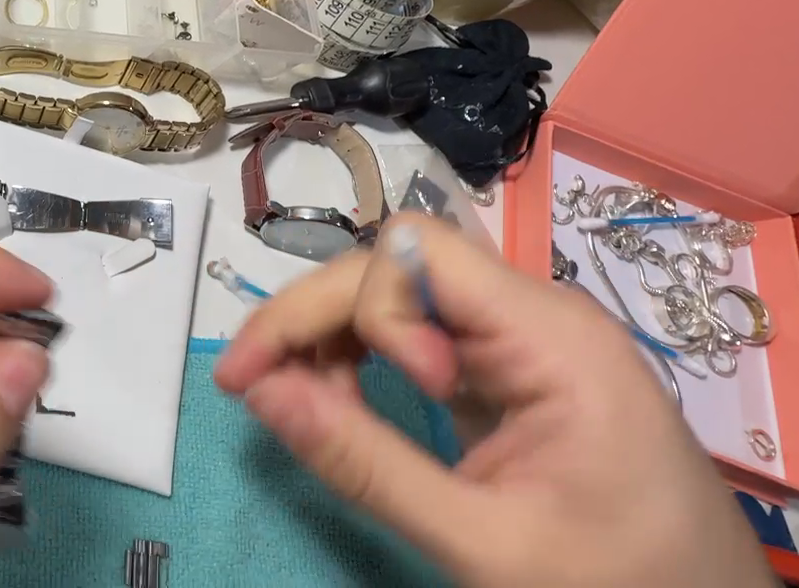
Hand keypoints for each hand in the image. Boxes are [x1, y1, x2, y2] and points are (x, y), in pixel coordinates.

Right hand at [214, 216, 768, 587]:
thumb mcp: (486, 546)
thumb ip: (366, 464)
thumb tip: (257, 390)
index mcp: (549, 337)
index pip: (413, 251)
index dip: (356, 304)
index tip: (344, 388)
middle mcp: (529, 314)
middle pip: (388, 267)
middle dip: (311, 318)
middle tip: (250, 382)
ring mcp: (517, 337)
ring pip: (388, 292)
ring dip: (328, 337)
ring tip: (301, 402)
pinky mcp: (504, 366)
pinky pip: (409, 330)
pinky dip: (358, 358)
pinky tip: (342, 399)